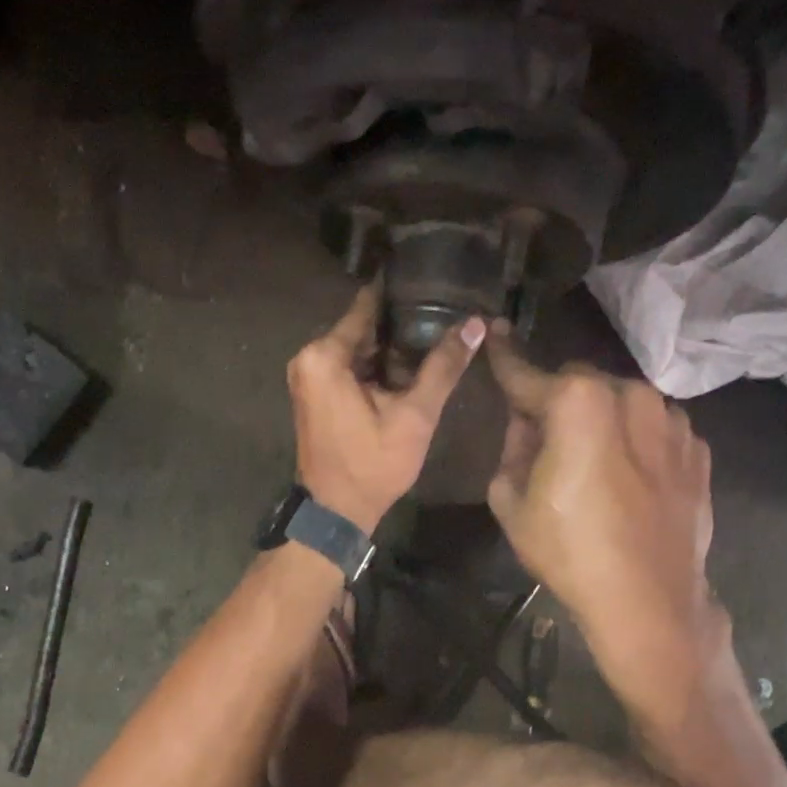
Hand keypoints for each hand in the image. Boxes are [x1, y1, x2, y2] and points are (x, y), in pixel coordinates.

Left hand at [288, 285, 485, 530]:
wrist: (336, 512)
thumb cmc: (371, 465)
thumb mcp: (414, 416)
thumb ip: (442, 367)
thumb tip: (476, 325)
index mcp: (324, 356)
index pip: (367, 306)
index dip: (401, 293)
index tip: (432, 275)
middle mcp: (309, 358)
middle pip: (363, 326)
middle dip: (401, 320)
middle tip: (446, 304)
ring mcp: (310, 376)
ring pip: (359, 347)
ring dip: (392, 344)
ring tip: (439, 327)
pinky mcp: (317, 393)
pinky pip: (351, 366)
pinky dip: (378, 364)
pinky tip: (414, 360)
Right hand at [485, 330, 716, 660]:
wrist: (648, 599)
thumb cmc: (568, 550)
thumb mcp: (510, 501)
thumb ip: (512, 448)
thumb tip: (527, 425)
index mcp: (577, 402)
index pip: (527, 373)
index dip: (503, 357)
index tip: (492, 334)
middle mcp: (630, 395)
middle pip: (579, 382)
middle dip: (557, 400)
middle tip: (543, 440)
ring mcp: (672, 420)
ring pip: (621, 402)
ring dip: (601, 419)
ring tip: (592, 465)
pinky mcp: (698, 449)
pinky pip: (654, 429)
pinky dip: (635, 441)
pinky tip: (627, 482)